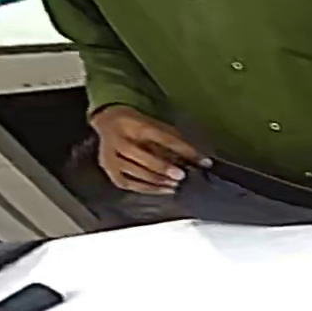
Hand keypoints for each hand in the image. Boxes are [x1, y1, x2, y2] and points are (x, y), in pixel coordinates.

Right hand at [90, 105, 205, 194]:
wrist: (109, 120)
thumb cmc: (145, 127)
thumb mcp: (163, 128)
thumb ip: (180, 144)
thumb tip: (203, 163)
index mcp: (135, 125)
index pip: (162, 138)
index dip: (185, 151)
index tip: (205, 163)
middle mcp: (117, 139)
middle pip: (135, 153)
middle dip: (160, 166)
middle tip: (181, 176)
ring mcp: (107, 153)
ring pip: (128, 169)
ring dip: (153, 179)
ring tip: (175, 185)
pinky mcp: (106, 166)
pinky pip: (123, 180)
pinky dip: (144, 188)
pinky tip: (164, 190)